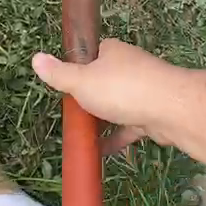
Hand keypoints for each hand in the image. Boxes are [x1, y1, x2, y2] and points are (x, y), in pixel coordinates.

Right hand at [32, 39, 193, 154]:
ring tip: (83, 136)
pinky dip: (116, 138)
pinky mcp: (151, 113)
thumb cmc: (121, 89)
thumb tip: (36, 58)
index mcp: (112, 52)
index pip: (91, 54)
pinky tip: (101, 153)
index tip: (65, 85)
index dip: (78, 68)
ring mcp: (142, 90)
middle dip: (90, 98)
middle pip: (104, 81)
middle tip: (72, 115)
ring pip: (117, 104)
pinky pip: (129, 126)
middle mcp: (129, 67)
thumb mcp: (81, 81)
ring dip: (103, 119)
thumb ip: (59, 73)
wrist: (170, 109)